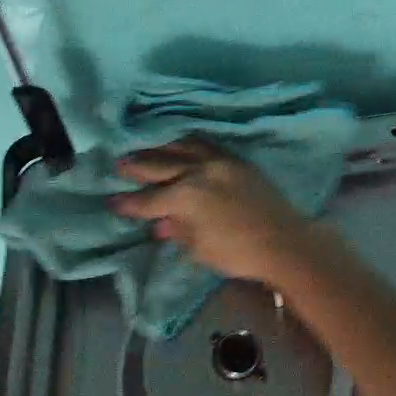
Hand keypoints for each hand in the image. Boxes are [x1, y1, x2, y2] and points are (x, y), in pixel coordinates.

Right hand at [110, 138, 314, 283]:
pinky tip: (180, 142)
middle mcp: (199, 172)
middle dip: (137, 165)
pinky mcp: (236, 160)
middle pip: (161, 165)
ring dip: (162, 147)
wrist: (283, 241)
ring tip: (145, 145)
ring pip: (183, 147)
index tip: (112, 201)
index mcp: (185, 196)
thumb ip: (176, 230)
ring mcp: (219, 161)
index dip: (129, 203)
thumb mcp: (198, 247)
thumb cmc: (237, 252)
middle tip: (118, 162)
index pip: (149, 199)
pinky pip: (206, 144)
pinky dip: (189, 143)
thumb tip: (160, 222)